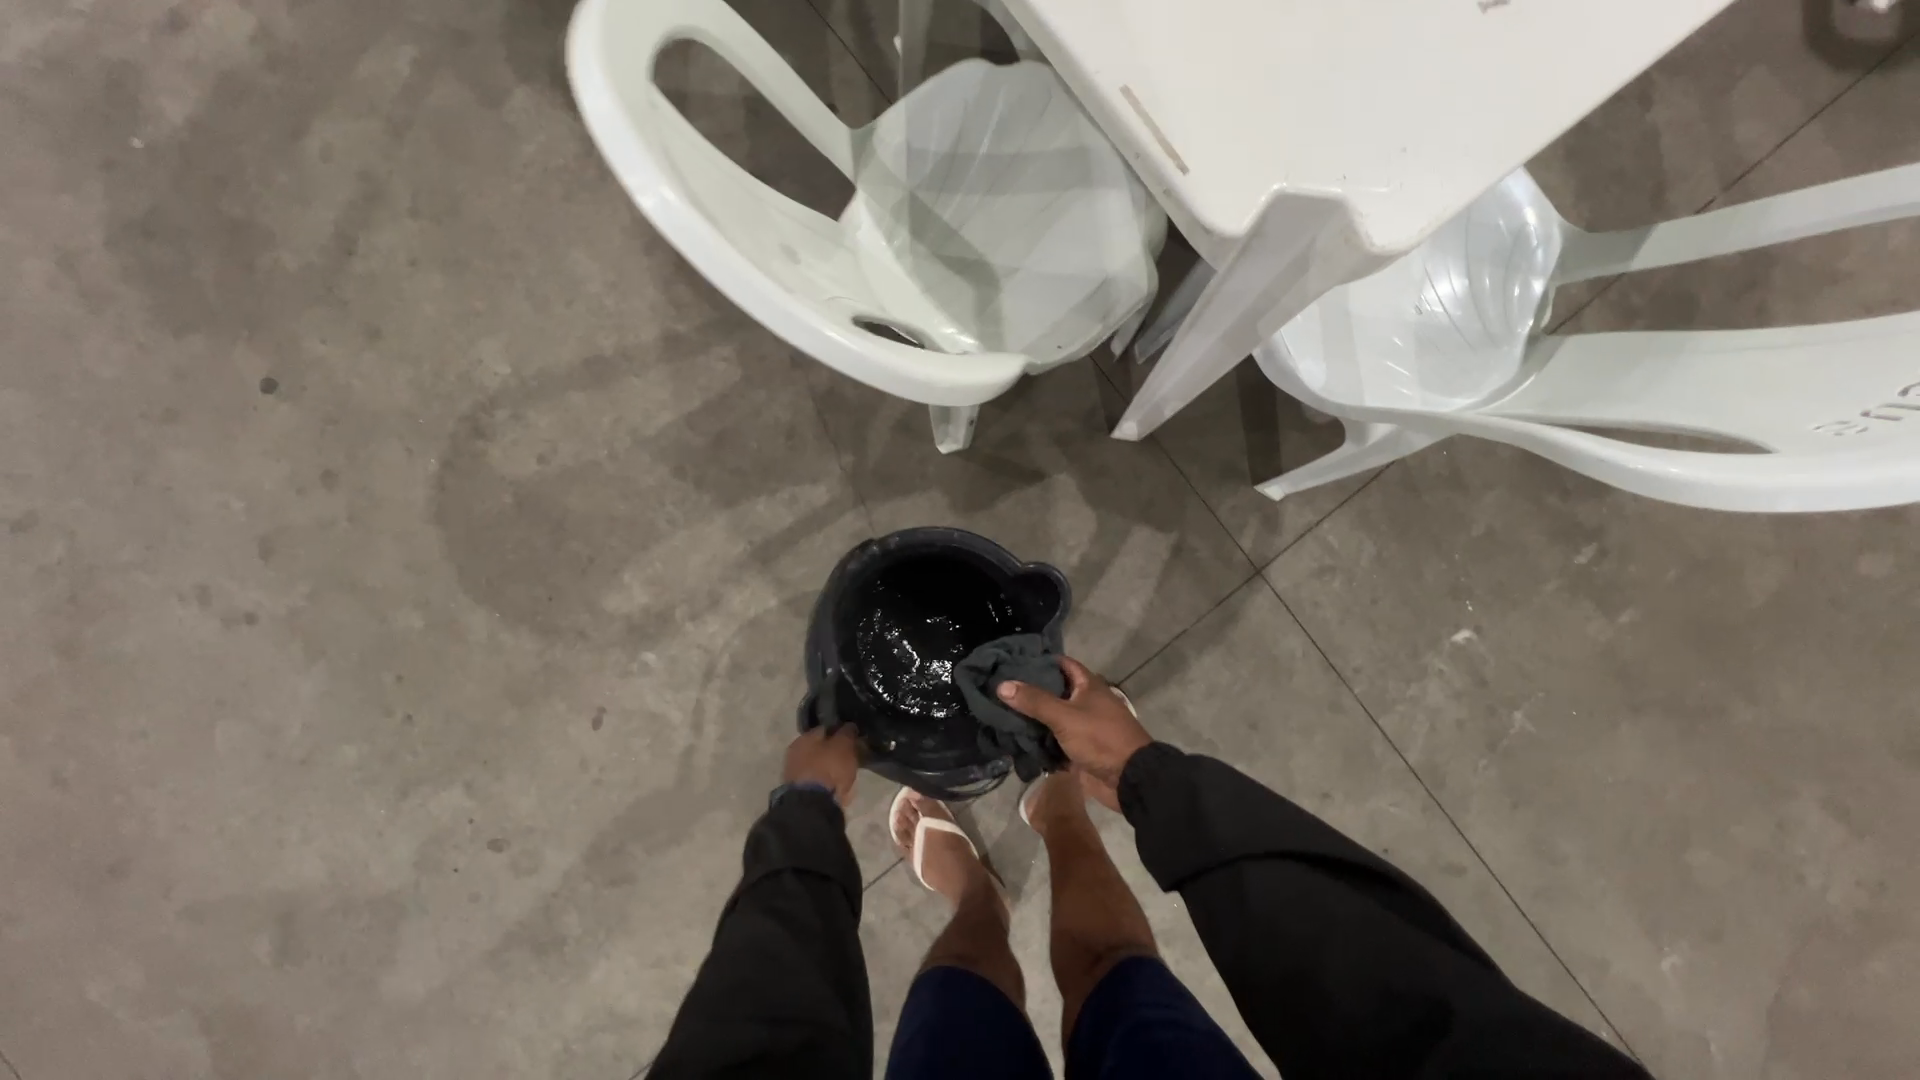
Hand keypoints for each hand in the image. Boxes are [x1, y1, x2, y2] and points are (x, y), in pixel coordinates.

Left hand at [783, 725, 861, 806]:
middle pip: (820, 749)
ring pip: (819, 767)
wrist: (813, 805)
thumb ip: (847, 733)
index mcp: (803, 738)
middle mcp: (795, 753)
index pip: (825, 729)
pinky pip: (819, 783)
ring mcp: (795, 775)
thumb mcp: (843, 745)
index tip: (853, 738)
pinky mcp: (800, 793)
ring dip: (831, 769)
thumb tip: (848, 726)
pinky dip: (828, 784)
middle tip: (851, 757)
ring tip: (847, 775)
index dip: (840, 732)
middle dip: (834, 752)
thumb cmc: (828, 768)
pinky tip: (839, 788)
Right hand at [998, 657, 1149, 811]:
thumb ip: (1035, 701)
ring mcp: (1082, 727)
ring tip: (1000, 714)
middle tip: (1000, 690)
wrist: (1128, 779)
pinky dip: (1038, 742)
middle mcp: (1085, 703)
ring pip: (1052, 719)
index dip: (1040, 661)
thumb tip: (1002, 684)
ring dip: (1032, 719)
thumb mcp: (1065, 716)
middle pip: (1054, 692)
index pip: (1062, 664)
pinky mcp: (1078, 750)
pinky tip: (1015, 740)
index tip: (1013, 662)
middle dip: (1030, 693)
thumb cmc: (1100, 738)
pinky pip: (1053, 742)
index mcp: (1088, 686)